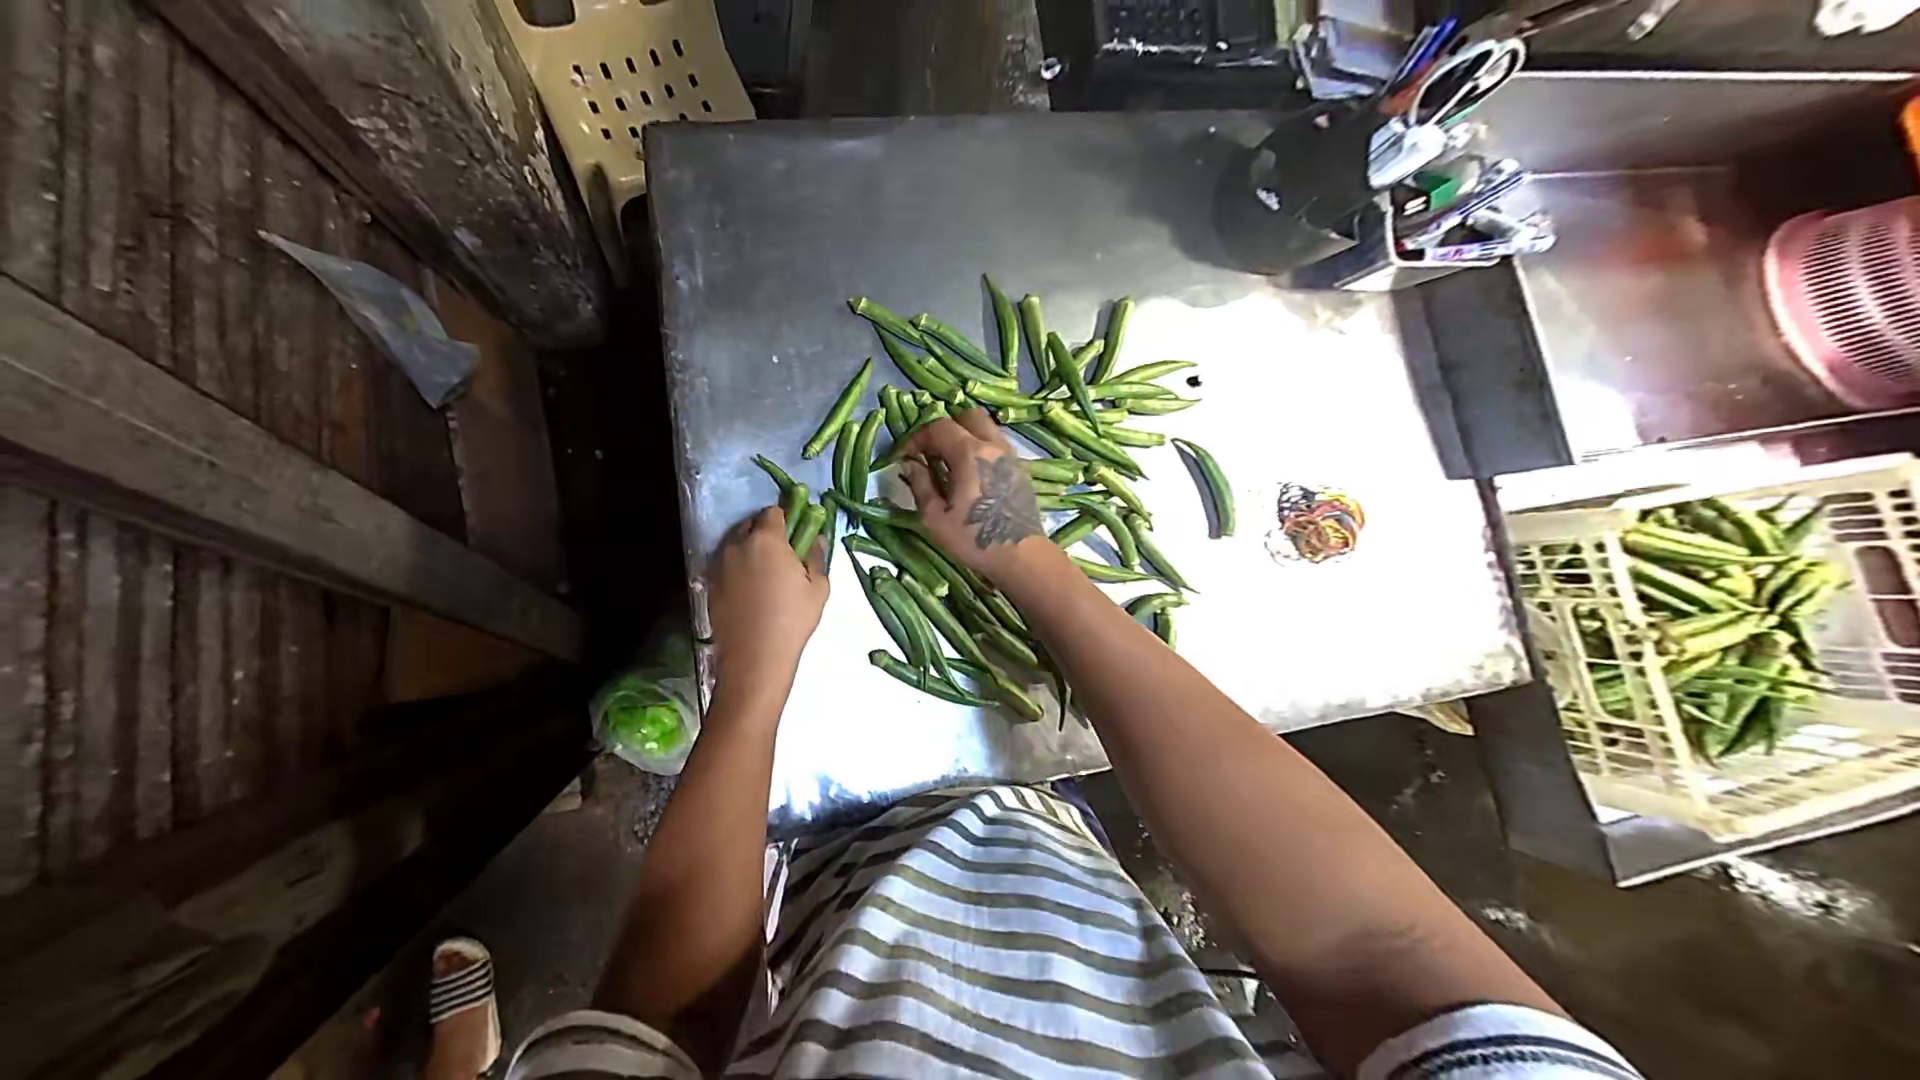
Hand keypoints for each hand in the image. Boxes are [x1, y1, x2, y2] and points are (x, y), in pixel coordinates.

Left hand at [707, 506, 829, 684]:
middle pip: (750, 525)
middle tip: (782, 552)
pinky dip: (737, 570)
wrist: (755, 656)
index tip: (795, 530)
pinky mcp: (710, 586)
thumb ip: (816, 556)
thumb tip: (816, 538)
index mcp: (767, 540)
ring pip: (735, 546)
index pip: (773, 512)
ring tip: (765, 573)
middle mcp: (738, 546)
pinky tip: (750, 591)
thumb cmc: (793, 619)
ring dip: (749, 550)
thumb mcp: (818, 587)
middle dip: (766, 531)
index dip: (786, 518)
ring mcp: (720, 566)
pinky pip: (726, 568)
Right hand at [899, 409, 1050, 579]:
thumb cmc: (974, 540)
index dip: (917, 438)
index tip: (905, 457)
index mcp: (970, 453)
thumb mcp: (935, 518)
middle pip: (968, 417)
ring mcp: (1011, 457)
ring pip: (987, 429)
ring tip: (951, 463)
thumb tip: (910, 464)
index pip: (939, 427)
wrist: (1020, 556)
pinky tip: (972, 475)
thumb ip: (921, 485)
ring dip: (965, 437)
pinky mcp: (1021, 471)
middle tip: (931, 452)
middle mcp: (994, 446)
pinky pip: (998, 447)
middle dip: (945, 428)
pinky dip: (982, 450)